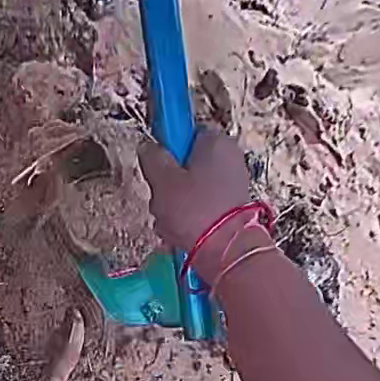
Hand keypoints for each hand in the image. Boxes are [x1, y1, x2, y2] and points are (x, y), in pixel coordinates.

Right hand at [139, 128, 256, 274]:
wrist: (225, 249)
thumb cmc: (193, 209)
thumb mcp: (162, 180)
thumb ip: (153, 158)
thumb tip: (148, 145)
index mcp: (214, 141)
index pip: (186, 131)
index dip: (167, 148)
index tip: (156, 165)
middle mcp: (228, 156)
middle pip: (185, 162)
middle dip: (168, 180)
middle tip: (160, 196)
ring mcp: (231, 181)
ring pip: (189, 185)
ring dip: (173, 201)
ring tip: (168, 218)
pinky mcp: (230, 205)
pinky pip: (198, 203)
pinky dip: (186, 215)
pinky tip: (178, 228)